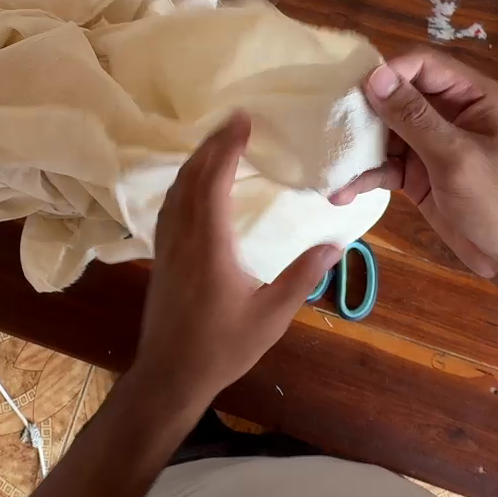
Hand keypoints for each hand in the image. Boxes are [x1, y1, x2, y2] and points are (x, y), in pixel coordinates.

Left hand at [131, 113, 339, 411]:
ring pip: (176, 189)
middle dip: (212, 144)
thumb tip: (336, 244)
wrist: (169, 375)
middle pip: (191, 177)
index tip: (243, 121)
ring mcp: (166, 246)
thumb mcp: (270, 317)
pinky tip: (195, 184)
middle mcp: (182, 237)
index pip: (214, 182)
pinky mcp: (160, 256)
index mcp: (209, 246)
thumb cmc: (221, 348)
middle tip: (235, 120)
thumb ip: (302, 278)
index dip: (227, 147)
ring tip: (219, 143)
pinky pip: (170, 206)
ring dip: (196, 160)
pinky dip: (184, 182)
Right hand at [330, 50, 497, 277]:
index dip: (388, 73)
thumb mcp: (457, 157)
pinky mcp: (417, 175)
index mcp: (471, 96)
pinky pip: (384, 166)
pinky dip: (365, 177)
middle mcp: (448, 114)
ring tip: (329, 161)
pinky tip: (342, 192)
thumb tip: (375, 76)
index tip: (354, 94)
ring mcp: (430, 145)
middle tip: (330, 126)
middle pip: (397, 97)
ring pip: (385, 132)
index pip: (422, 65)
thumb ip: (415, 117)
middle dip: (364, 111)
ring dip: (359, 148)